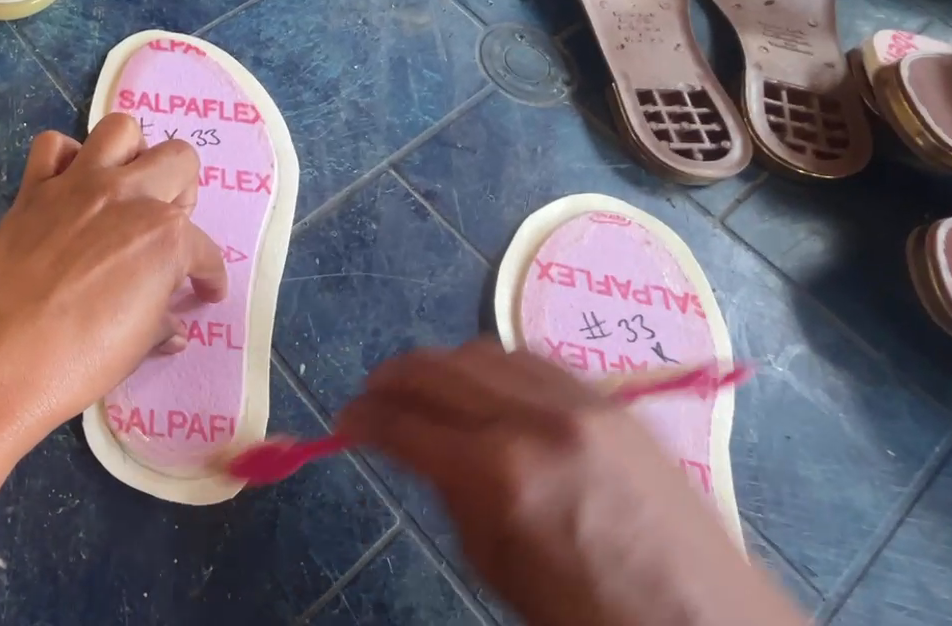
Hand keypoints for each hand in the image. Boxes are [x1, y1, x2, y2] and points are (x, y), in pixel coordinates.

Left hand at [0, 112, 228, 437]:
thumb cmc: (76, 362)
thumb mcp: (135, 349)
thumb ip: (159, 324)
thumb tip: (172, 326)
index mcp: (165, 236)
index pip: (204, 250)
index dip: (209, 275)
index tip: (205, 291)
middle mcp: (127, 194)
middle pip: (178, 160)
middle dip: (183, 193)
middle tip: (167, 231)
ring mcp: (77, 184)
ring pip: (121, 130)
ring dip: (132, 156)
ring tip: (126, 192)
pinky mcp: (33, 188)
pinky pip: (53, 146)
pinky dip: (66, 160)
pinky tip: (70, 190)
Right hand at [339, 342, 802, 625]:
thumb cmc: (587, 613)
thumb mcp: (494, 564)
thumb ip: (446, 489)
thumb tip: (412, 445)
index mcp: (499, 473)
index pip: (402, 423)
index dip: (361, 419)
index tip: (343, 422)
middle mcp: (534, 420)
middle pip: (432, 370)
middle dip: (387, 382)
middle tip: (370, 401)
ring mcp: (577, 402)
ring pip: (476, 351)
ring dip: (436, 367)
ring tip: (422, 390)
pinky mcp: (608, 400)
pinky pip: (528, 358)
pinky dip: (489, 366)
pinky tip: (481, 389)